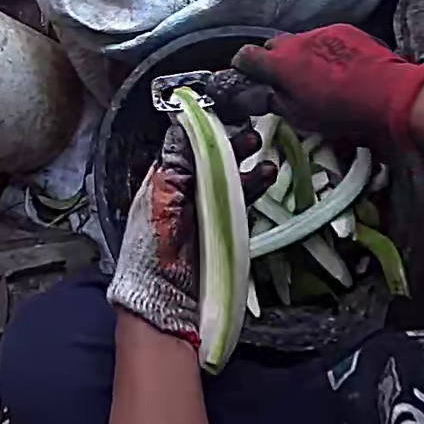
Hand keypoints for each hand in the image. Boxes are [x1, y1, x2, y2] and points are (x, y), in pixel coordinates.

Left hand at [108, 121, 272, 344]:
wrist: (166, 304)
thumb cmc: (155, 248)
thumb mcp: (161, 197)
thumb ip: (175, 163)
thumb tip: (180, 125)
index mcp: (162, 182)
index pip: (186, 149)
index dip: (205, 133)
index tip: (224, 119)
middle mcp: (183, 194)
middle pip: (210, 164)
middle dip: (231, 149)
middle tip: (253, 136)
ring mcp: (203, 214)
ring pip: (227, 183)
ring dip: (246, 170)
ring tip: (267, 161)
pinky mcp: (222, 233)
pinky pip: (238, 205)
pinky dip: (251, 191)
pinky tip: (265, 179)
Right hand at [232, 25, 423, 148]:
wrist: (388, 93)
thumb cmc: (339, 112)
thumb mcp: (301, 117)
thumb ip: (276, 101)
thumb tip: (265, 94)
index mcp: (278, 64)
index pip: (246, 56)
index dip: (243, 65)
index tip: (247, 73)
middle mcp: (293, 42)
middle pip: (273, 46)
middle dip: (274, 59)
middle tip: (285, 77)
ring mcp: (319, 32)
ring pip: (300, 41)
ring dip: (302, 55)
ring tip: (317, 73)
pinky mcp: (343, 29)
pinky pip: (324, 38)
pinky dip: (325, 50)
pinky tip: (339, 66)